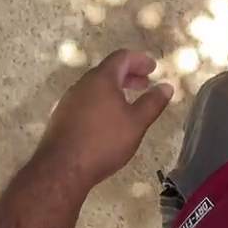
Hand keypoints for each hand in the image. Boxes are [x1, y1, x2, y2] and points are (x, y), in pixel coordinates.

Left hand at [35, 50, 172, 192]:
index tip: (153, 69)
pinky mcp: (61, 118)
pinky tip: (107, 122)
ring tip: (128, 104)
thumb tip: (167, 86)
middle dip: (128, 75)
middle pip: (108, 71)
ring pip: (95, 87)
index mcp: (101, 79)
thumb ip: (153, 103)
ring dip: (114, 90)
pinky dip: (101, 102)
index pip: (122, 57)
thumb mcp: (136, 123)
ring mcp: (68, 101)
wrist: (60, 170)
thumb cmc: (103, 141)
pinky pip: (85, 101)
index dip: (139, 60)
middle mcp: (82, 85)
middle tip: (144, 84)